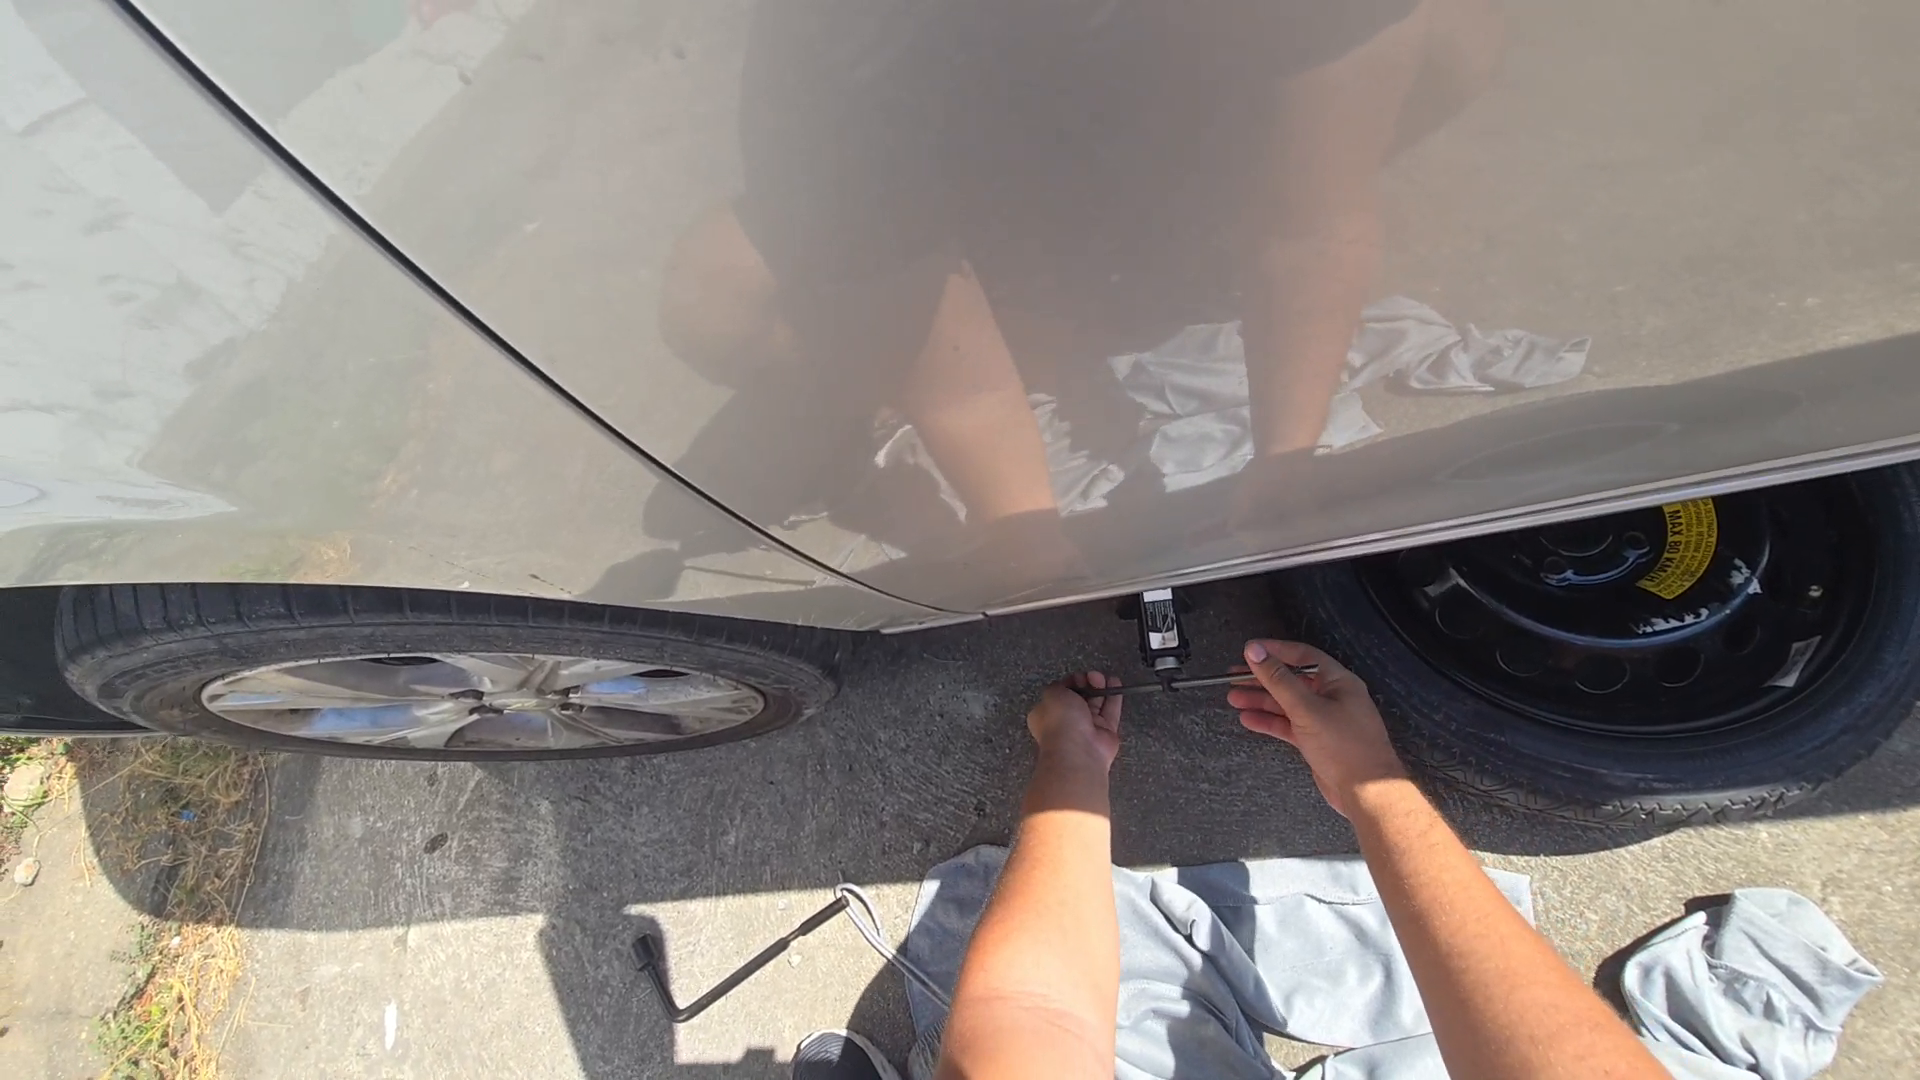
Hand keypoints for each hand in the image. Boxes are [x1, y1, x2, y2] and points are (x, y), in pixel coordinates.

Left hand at [1026, 673, 1122, 770]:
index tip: (1078, 676)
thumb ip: (1059, 686)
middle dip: (1086, 683)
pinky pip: (1110, 711)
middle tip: (1092, 676)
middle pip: (1079, 696)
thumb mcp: (1052, 693)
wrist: (1079, 750)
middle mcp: (1066, 721)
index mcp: (1047, 713)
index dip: (1070, 681)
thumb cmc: (1060, 721)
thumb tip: (1067, 685)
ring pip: (1095, 702)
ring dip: (1100, 687)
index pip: (1060, 693)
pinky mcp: (1105, 732)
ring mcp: (1086, 727)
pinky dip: (1113, 696)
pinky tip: (1115, 682)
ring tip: (1104, 677)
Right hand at [1227, 640, 1405, 816]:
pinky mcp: (1316, 740)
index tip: (1250, 651)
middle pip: (1291, 680)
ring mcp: (1324, 719)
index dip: (1274, 650)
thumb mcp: (1306, 708)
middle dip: (1261, 678)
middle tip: (1235, 677)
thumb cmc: (1346, 748)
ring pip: (1286, 703)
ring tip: (1234, 698)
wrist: (1366, 794)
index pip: (1302, 655)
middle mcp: (1332, 697)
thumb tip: (1255, 651)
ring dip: (1260, 700)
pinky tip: (1249, 719)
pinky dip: (1268, 721)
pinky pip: (1288, 724)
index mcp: (1338, 682)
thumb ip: (1277, 678)